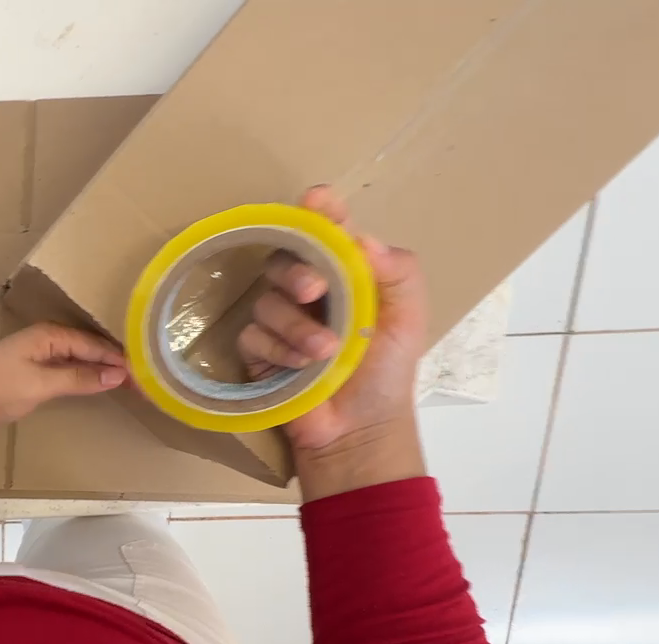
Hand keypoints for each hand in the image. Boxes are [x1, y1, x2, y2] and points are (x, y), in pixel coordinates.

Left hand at [0, 323, 126, 447]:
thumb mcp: (41, 385)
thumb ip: (78, 379)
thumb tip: (117, 375)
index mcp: (44, 335)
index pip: (89, 342)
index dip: (115, 357)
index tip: (142, 371)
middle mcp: (38, 340)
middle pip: (81, 347)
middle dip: (108, 361)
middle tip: (138, 377)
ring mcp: (28, 358)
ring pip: (70, 359)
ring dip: (92, 370)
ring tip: (120, 382)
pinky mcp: (21, 375)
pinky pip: (58, 371)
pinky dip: (75, 378)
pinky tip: (87, 387)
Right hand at [237, 186, 431, 498]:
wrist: (356, 428)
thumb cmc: (385, 373)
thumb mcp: (406, 316)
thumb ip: (395, 271)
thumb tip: (358, 238)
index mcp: (347, 275)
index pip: (328, 232)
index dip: (318, 213)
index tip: (316, 200)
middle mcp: (308, 293)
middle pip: (283, 260)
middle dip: (295, 271)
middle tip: (314, 291)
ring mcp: (280, 322)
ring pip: (266, 302)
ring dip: (296, 328)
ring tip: (323, 354)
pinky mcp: (256, 352)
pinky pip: (251, 336)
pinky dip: (277, 350)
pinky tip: (300, 368)